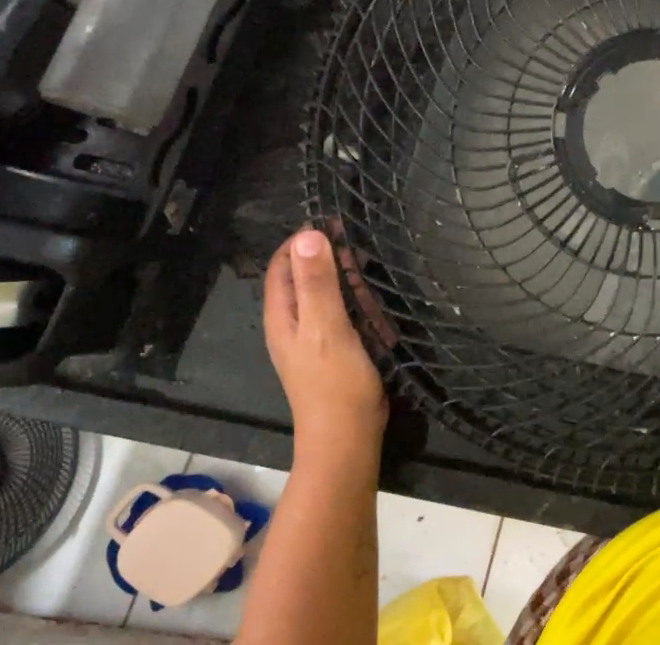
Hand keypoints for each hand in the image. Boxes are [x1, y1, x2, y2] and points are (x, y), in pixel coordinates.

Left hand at [264, 228, 386, 447]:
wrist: (348, 437)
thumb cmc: (334, 382)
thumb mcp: (326, 327)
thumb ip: (318, 283)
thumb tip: (308, 234)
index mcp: (282, 316)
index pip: (282, 264)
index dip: (303, 240)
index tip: (337, 222)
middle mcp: (293, 324)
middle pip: (304, 277)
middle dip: (329, 257)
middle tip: (362, 243)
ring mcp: (314, 339)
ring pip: (326, 295)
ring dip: (345, 279)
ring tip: (372, 265)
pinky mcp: (335, 350)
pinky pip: (342, 314)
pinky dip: (357, 301)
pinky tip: (377, 300)